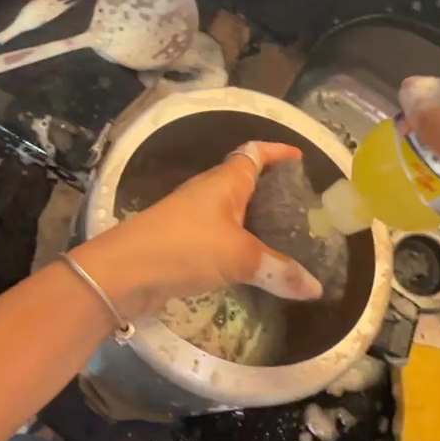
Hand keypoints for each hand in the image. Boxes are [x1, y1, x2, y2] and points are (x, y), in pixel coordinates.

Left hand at [69, 141, 325, 319]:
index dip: (277, 151)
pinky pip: (221, 240)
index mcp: (225, 181)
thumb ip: (278, 270)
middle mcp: (209, 193)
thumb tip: (316, 289)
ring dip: (256, 222)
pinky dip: (240, 247)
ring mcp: (193, 218)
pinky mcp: (183, 245)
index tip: (299, 157)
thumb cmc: (185, 247)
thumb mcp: (240, 256)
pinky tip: (254, 266)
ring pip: (233, 214)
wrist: (123, 272)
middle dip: (272, 190)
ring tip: (288, 239)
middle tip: (303, 208)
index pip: (254, 153)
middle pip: (245, 182)